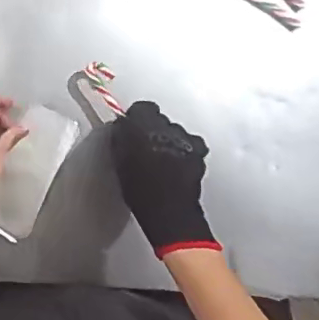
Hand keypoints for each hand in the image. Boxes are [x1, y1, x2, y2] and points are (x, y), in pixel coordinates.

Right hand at [109, 100, 217, 254]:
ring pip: (176, 132)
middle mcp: (169, 127)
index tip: (131, 130)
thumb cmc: (138, 188)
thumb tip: (123, 127)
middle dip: (153, 129)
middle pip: (160, 119)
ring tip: (161, 158)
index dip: (136, 118)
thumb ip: (122, 139)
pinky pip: (189, 145)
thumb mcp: (119, 160)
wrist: (168, 212)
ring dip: (169, 139)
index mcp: (145, 125)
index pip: (143, 108)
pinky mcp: (200, 154)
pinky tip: (176, 165)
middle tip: (144, 146)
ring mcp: (187, 140)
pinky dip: (183, 151)